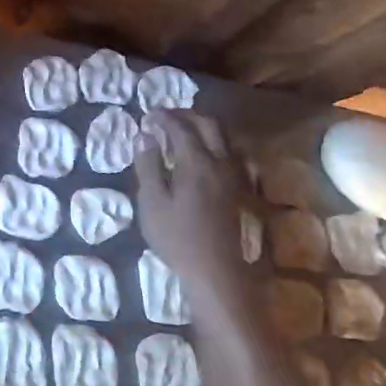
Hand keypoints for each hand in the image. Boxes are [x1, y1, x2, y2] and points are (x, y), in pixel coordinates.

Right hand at [134, 111, 245, 292]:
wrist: (216, 270)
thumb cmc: (177, 238)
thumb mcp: (152, 203)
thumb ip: (148, 166)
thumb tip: (144, 136)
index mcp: (197, 162)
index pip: (181, 127)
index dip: (164, 117)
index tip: (148, 115)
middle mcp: (221, 161)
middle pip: (209, 125)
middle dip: (187, 115)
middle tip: (166, 117)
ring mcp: (235, 175)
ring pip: (224, 138)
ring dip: (204, 127)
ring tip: (184, 131)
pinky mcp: (240, 189)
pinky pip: (231, 153)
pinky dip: (216, 144)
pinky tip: (207, 155)